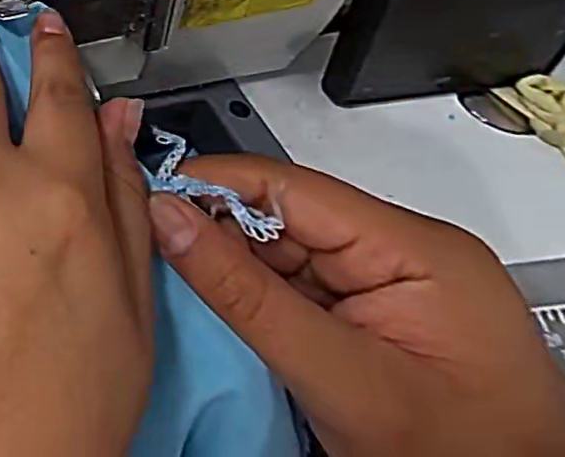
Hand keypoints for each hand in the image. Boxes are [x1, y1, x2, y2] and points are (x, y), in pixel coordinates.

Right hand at [147, 155, 564, 456]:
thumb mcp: (343, 380)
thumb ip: (244, 291)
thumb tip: (166, 215)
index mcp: (417, 249)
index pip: (282, 184)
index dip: (207, 185)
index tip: (148, 201)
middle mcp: (399, 250)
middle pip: (271, 211)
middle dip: (214, 232)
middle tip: (161, 255)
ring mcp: (380, 277)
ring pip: (269, 243)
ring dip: (227, 264)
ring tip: (193, 290)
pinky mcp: (361, 304)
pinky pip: (282, 275)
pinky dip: (246, 288)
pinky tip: (226, 307)